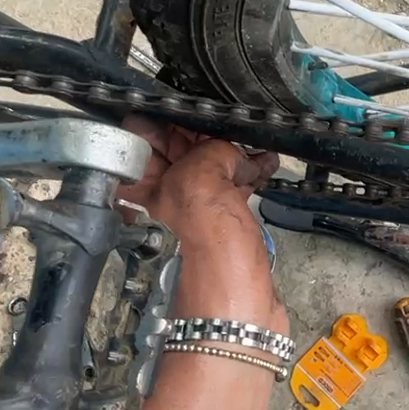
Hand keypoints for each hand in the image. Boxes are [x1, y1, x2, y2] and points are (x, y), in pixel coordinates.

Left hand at [114, 117, 286, 332]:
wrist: (239, 310)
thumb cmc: (211, 255)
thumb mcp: (200, 184)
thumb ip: (210, 152)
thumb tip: (231, 149)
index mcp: (144, 187)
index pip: (142, 137)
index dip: (163, 115)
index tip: (187, 98)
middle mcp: (164, 198)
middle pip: (178, 149)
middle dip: (201, 127)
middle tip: (224, 111)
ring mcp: (197, 212)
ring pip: (210, 166)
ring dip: (231, 148)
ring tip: (252, 135)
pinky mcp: (226, 224)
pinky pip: (234, 187)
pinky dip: (250, 172)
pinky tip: (267, 162)